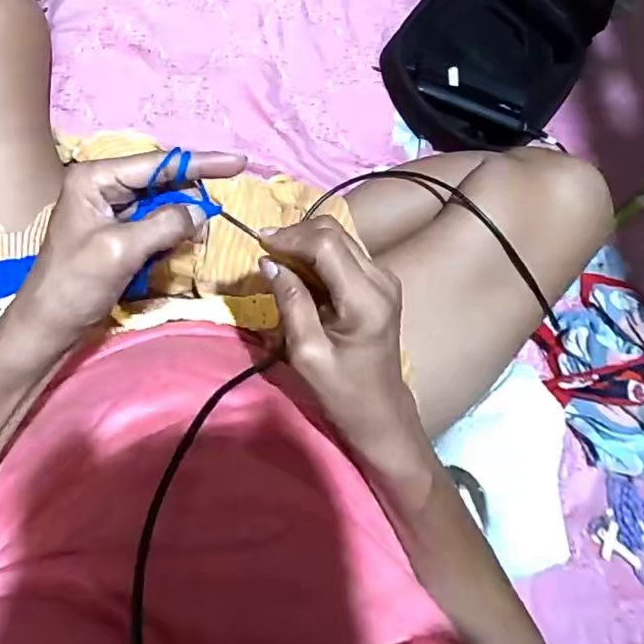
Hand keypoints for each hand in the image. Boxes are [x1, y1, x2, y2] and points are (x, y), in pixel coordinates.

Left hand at [9, 149, 246, 345]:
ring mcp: (111, 210)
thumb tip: (200, 210)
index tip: (238, 162)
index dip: (201, 162)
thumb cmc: (74, 285)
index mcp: (94, 179)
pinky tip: (186, 242)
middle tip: (221, 207)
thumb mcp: (121, 250)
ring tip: (203, 231)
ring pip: (163, 202)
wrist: (47, 329)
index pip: (156, 163)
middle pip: (162, 179)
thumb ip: (165, 224)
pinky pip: (157, 223)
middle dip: (193, 191)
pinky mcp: (119, 233)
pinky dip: (174, 232)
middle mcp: (103, 186)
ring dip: (185, 216)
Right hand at [259, 217, 425, 467]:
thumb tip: (269, 262)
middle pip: (334, 232)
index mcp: (366, 299)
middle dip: (296, 234)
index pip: (326, 244)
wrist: (380, 411)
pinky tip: (299, 268)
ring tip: (278, 258)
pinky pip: (344, 250)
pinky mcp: (380, 280)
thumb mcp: (307, 353)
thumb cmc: (342, 391)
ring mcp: (384, 277)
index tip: (259, 244)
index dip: (290, 237)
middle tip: (265, 251)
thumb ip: (290, 302)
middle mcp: (381, 279)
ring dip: (305, 241)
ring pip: (339, 237)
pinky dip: (318, 251)